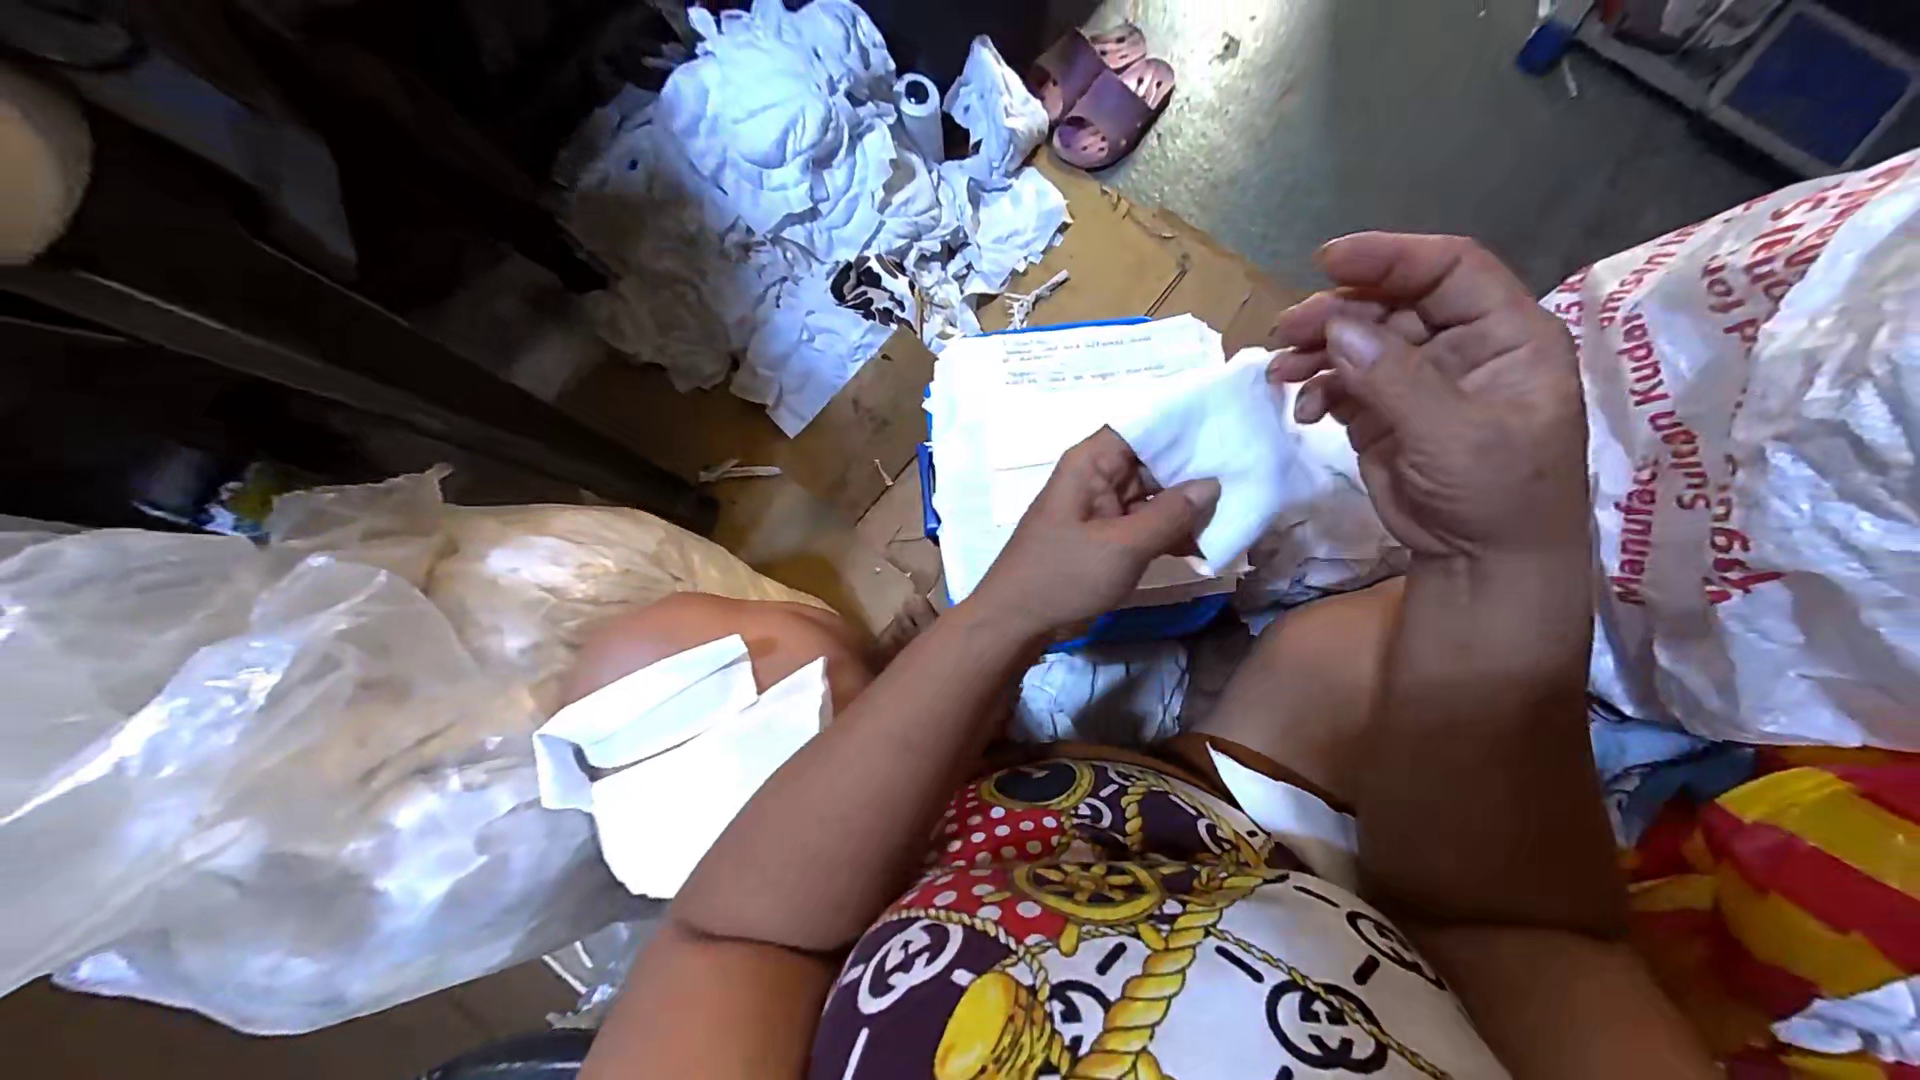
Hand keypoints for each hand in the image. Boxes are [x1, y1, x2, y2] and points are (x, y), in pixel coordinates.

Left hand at [969, 428, 1218, 636]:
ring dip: (1189, 505)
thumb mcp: (1122, 546)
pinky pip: (1146, 523)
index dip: (1185, 423)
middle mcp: (1098, 477)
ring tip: (1242, 505)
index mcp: (1092, 463)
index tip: (1230, 425)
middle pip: (1154, 460)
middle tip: (1250, 470)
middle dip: (1196, 468)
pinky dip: (1173, 531)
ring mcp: (1103, 508)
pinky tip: (1212, 541)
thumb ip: (1170, 514)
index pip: (1144, 426)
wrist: (1017, 620)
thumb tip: (1211, 484)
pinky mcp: (1108, 537)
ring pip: (1154, 494)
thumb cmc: (1063, 575)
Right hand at [1267, 233, 1588, 561]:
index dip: (1390, 257)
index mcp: (1503, 335)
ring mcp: (1416, 380)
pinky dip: (1318, 389)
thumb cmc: (1494, 494)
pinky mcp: (1382, 411)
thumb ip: (1396, 379)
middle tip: (1287, 332)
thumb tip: (1336, 328)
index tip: (1327, 261)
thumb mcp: (1454, 434)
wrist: (1478, 559)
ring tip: (1282, 370)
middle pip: (1390, 303)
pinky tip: (1306, 409)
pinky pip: (1342, 382)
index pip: (1449, 270)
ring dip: (1316, 350)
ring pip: (1358, 341)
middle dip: (1336, 312)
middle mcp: (1459, 347)